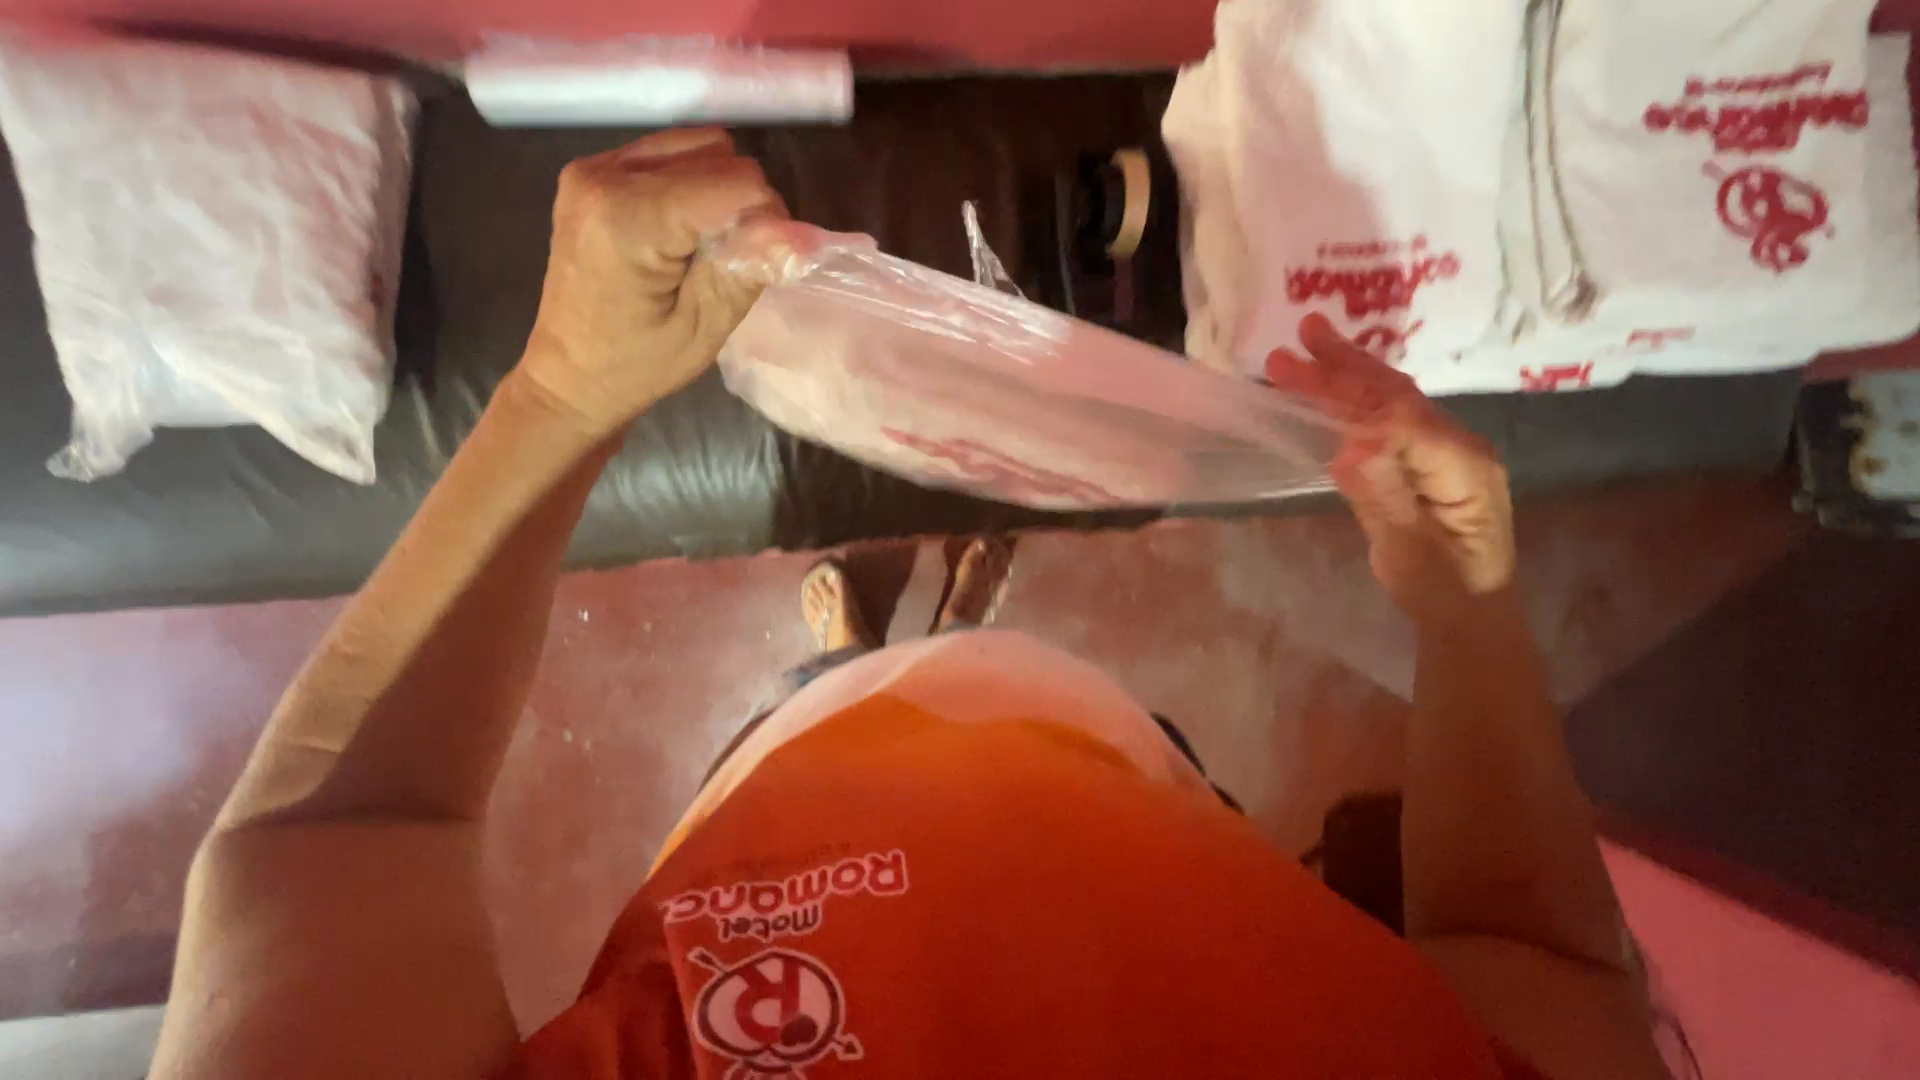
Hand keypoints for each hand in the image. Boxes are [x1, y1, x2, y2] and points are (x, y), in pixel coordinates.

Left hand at [518, 128, 784, 436]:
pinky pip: (666, 154)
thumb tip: (801, 237)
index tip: (763, 259)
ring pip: (693, 145)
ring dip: (718, 188)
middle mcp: (607, 177)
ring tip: (710, 243)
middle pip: (716, 154)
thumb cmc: (638, 365)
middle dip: (743, 201)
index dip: (767, 216)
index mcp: (632, 218)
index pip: (735, 181)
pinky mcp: (591, 172)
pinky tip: (684, 230)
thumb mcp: (705, 328)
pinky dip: (691, 184)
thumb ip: (750, 269)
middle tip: (738, 255)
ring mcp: (594, 168)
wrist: (569, 375)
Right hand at [1266, 314, 1515, 622]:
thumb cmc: (1441, 589)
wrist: (1472, 613)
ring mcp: (1444, 450)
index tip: (1297, 373)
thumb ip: (1382, 495)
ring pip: (1393, 399)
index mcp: (1460, 464)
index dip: (1347, 391)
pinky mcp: (1428, 460)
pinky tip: (1338, 381)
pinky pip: (1391, 417)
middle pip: (1396, 394)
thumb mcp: (1409, 551)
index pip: (1398, 414)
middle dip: (1346, 364)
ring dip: (1351, 370)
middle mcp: (1456, 445)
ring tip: (1312, 340)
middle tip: (1302, 332)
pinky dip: (1359, 394)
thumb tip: (1350, 445)